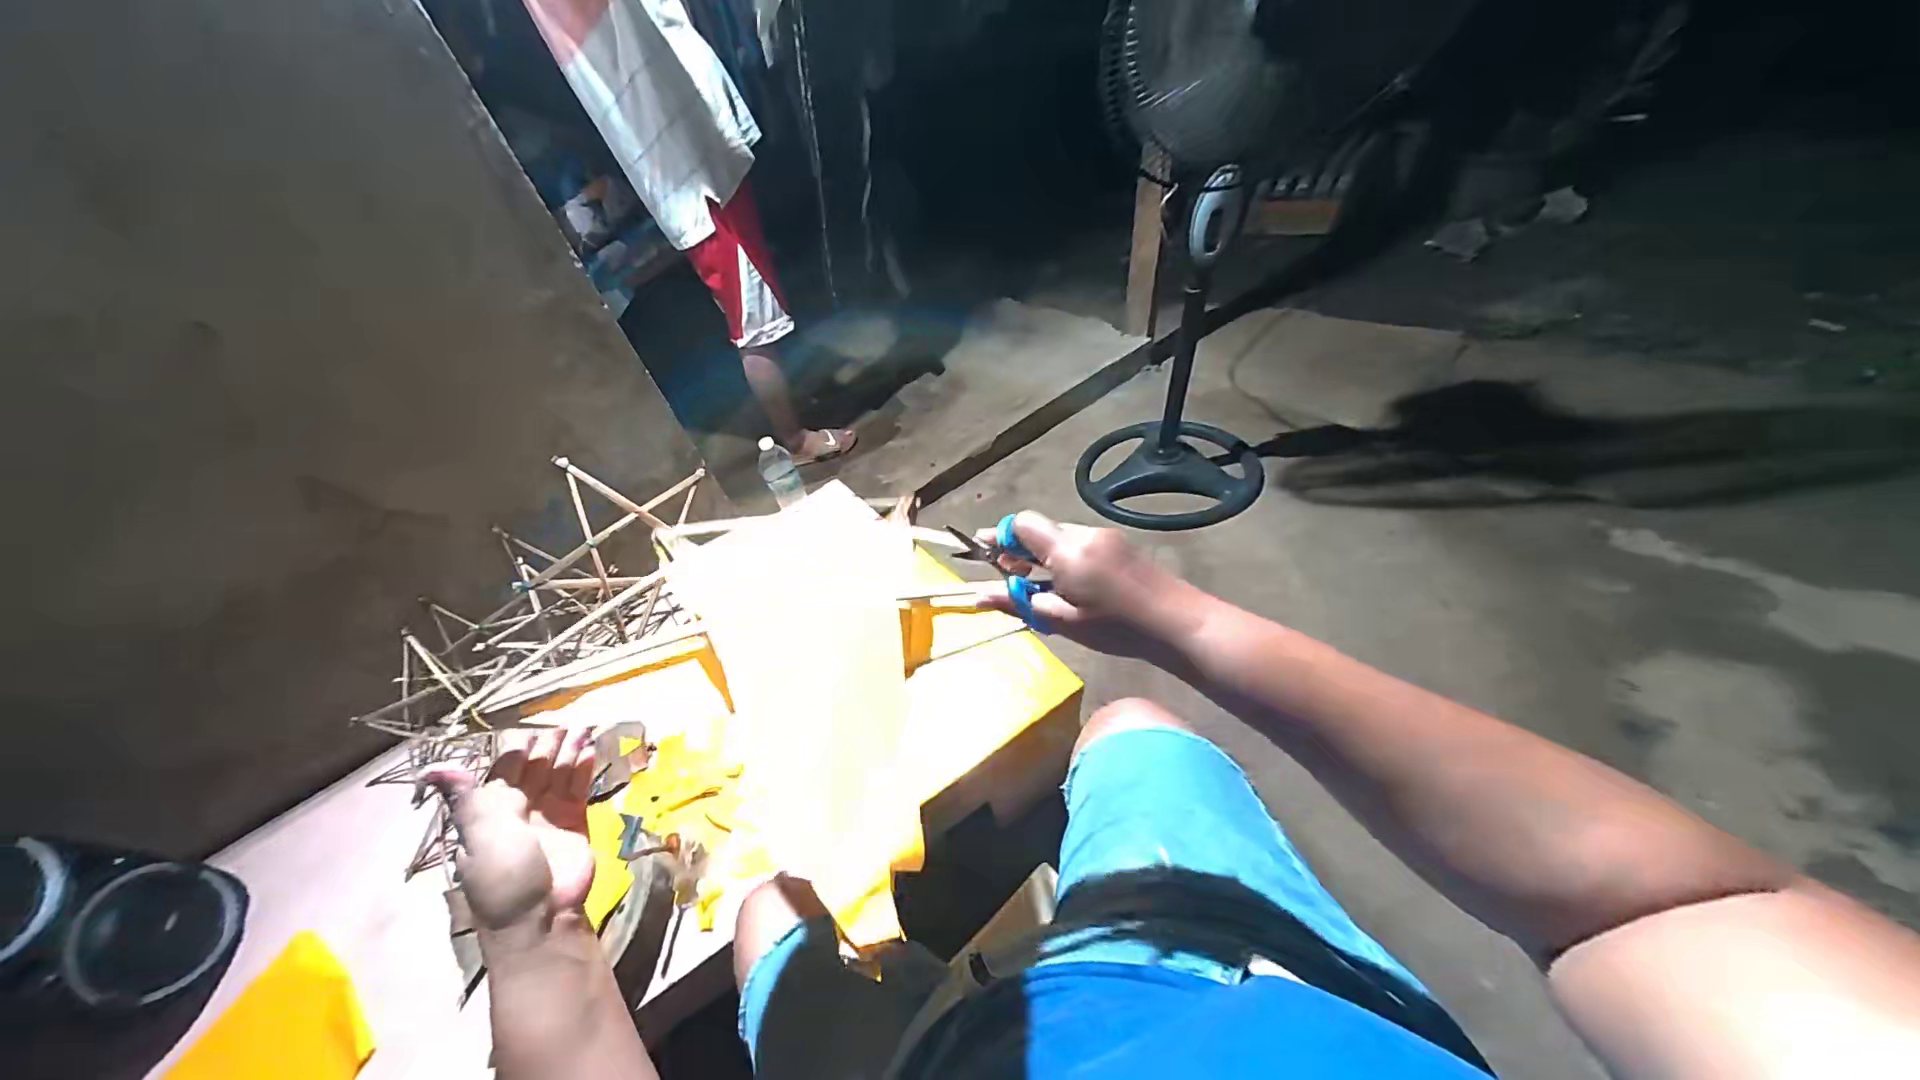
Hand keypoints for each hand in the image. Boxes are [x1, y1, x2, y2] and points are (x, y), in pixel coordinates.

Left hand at [422, 727, 599, 946]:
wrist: (541, 918)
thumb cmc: (504, 877)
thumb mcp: (481, 836)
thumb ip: (468, 798)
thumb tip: (434, 768)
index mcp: (489, 813)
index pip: (503, 771)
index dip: (517, 748)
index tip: (533, 725)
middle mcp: (518, 811)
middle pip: (534, 769)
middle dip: (548, 745)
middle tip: (565, 721)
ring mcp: (548, 817)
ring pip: (558, 775)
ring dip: (569, 751)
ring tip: (584, 727)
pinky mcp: (574, 823)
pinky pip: (579, 789)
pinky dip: (584, 769)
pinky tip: (590, 751)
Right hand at [975, 511, 1206, 661]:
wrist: (1179, 624)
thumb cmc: (1117, 629)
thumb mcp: (1062, 621)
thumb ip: (1019, 602)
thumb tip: (979, 596)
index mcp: (1068, 550)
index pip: (1021, 524)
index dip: (999, 537)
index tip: (986, 556)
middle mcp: (1085, 534)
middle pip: (1039, 528)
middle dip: (1018, 548)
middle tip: (1010, 577)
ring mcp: (1105, 536)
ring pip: (1059, 536)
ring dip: (1041, 554)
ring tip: (1039, 586)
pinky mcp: (1119, 544)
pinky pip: (1079, 542)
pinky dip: (1064, 557)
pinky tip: (1069, 585)